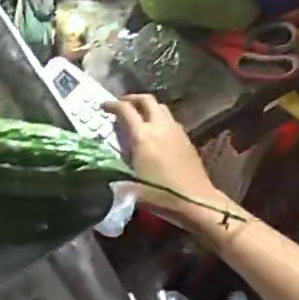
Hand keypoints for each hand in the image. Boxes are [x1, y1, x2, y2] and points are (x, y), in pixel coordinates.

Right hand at [106, 95, 234, 229]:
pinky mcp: (187, 139)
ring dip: (148, 107)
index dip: (112, 105)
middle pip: (146, 100)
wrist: (195, 200)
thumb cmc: (160, 195)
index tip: (104, 107)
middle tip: (122, 105)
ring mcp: (176, 131)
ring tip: (139, 117)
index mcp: (142, 136)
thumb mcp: (130, 185)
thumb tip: (106, 162)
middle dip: (132, 99)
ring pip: (161, 108)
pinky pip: (170, 120)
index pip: (125, 110)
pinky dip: (159, 119)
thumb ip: (117, 168)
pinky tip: (156, 133)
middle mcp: (160, 127)